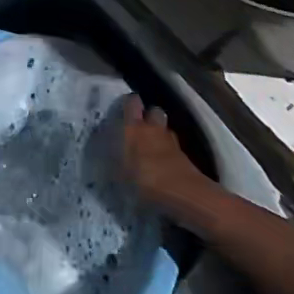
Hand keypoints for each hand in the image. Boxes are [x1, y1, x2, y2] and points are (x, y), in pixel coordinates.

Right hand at [120, 94, 213, 213]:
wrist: (180, 191)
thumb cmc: (143, 181)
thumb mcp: (119, 174)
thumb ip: (115, 161)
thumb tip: (110, 156)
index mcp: (134, 128)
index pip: (132, 102)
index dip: (128, 103)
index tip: (122, 110)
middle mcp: (153, 127)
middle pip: (153, 110)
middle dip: (148, 116)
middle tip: (139, 129)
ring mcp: (170, 139)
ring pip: (164, 127)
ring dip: (158, 132)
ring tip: (150, 147)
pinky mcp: (182, 153)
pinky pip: (171, 144)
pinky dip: (166, 148)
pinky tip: (161, 161)